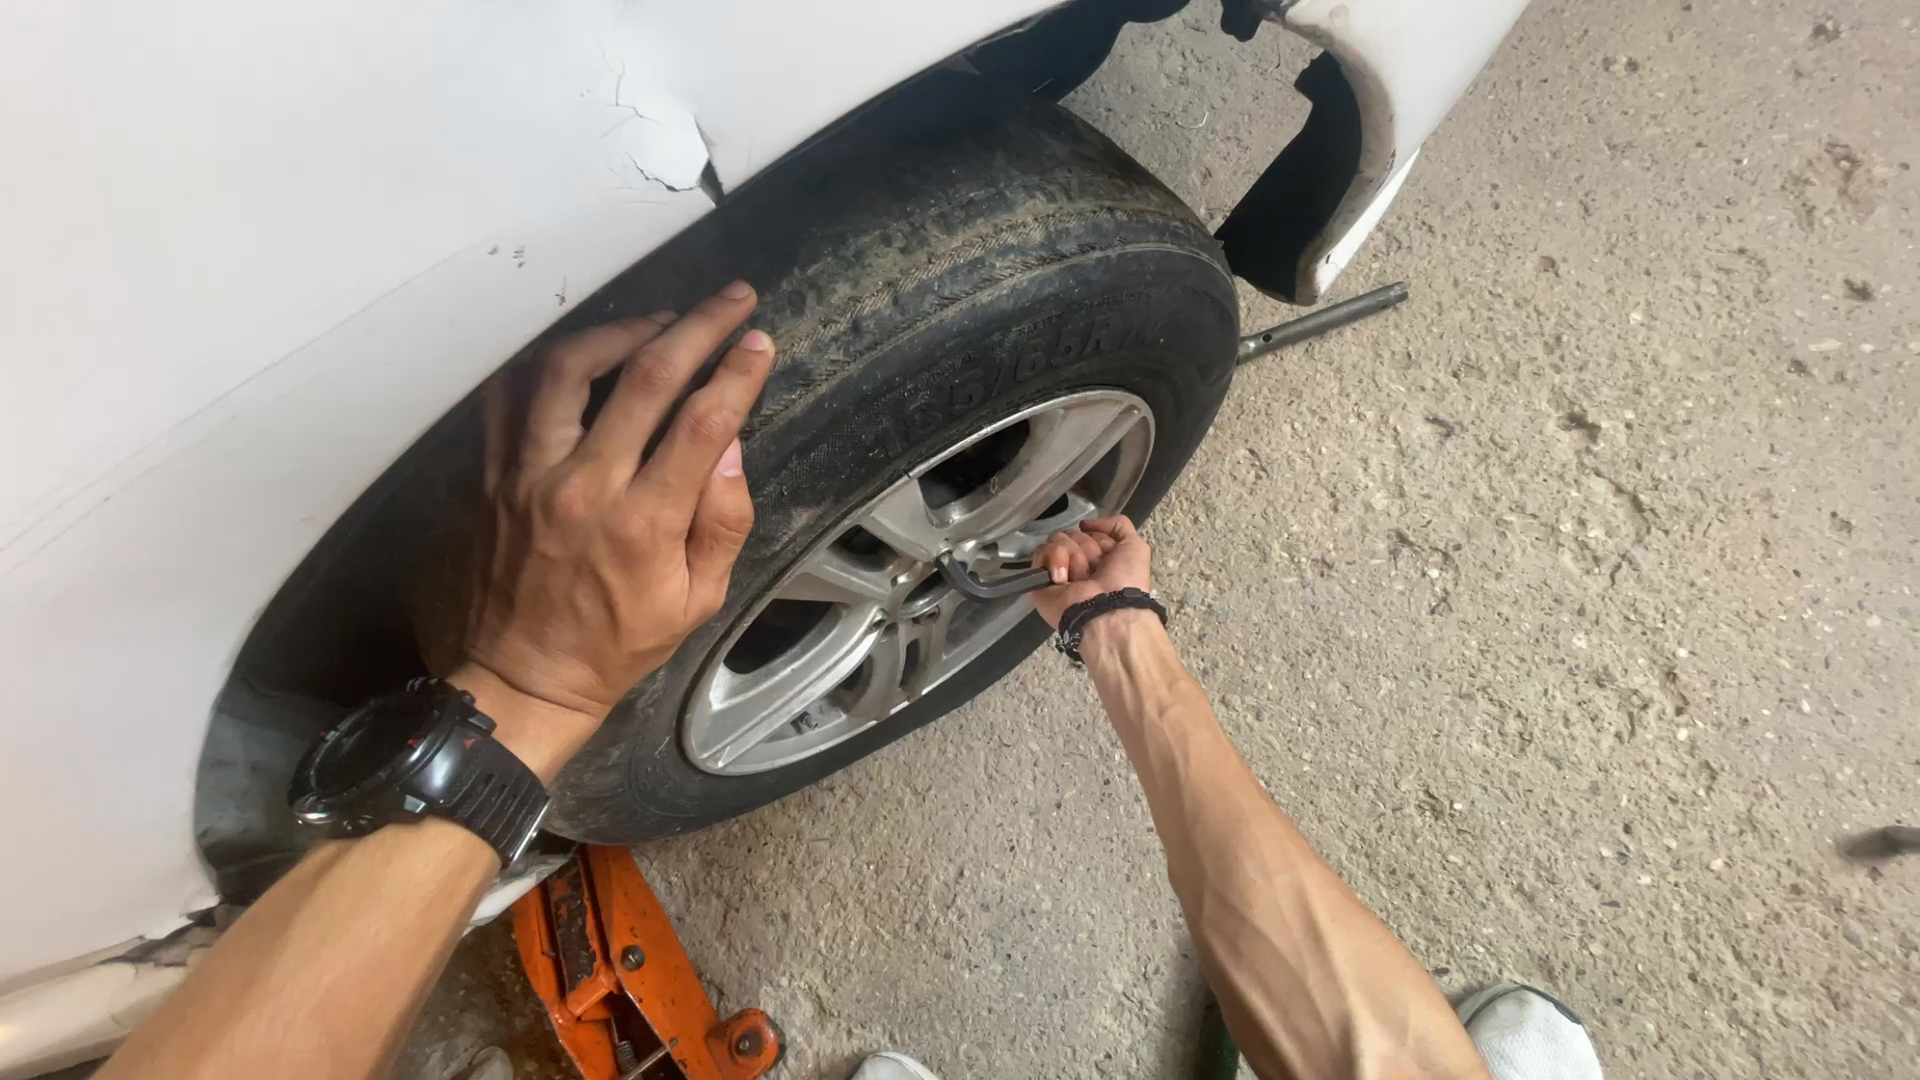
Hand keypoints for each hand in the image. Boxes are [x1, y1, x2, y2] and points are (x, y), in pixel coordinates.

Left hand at [459, 281, 774, 720]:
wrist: (522, 674)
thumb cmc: (622, 641)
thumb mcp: (699, 598)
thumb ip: (722, 521)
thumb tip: (732, 447)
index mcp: (643, 522)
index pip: (702, 424)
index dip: (737, 374)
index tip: (759, 341)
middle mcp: (583, 483)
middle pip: (646, 378)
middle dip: (699, 327)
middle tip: (732, 299)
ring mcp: (527, 471)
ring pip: (570, 367)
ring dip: (625, 328)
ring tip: (663, 319)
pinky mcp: (492, 471)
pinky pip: (513, 390)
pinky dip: (552, 357)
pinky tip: (587, 349)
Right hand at [1030, 515, 1151, 627]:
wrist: (1106, 609)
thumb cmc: (1125, 580)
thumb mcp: (1135, 547)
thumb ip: (1118, 526)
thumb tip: (1085, 523)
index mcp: (1095, 559)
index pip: (1086, 533)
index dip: (1098, 540)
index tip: (1106, 555)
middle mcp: (1074, 563)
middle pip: (1070, 534)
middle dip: (1085, 548)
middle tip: (1093, 570)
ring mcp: (1055, 571)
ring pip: (1056, 540)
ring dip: (1074, 556)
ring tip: (1080, 578)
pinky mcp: (1039, 579)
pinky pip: (1041, 552)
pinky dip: (1056, 561)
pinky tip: (1063, 579)